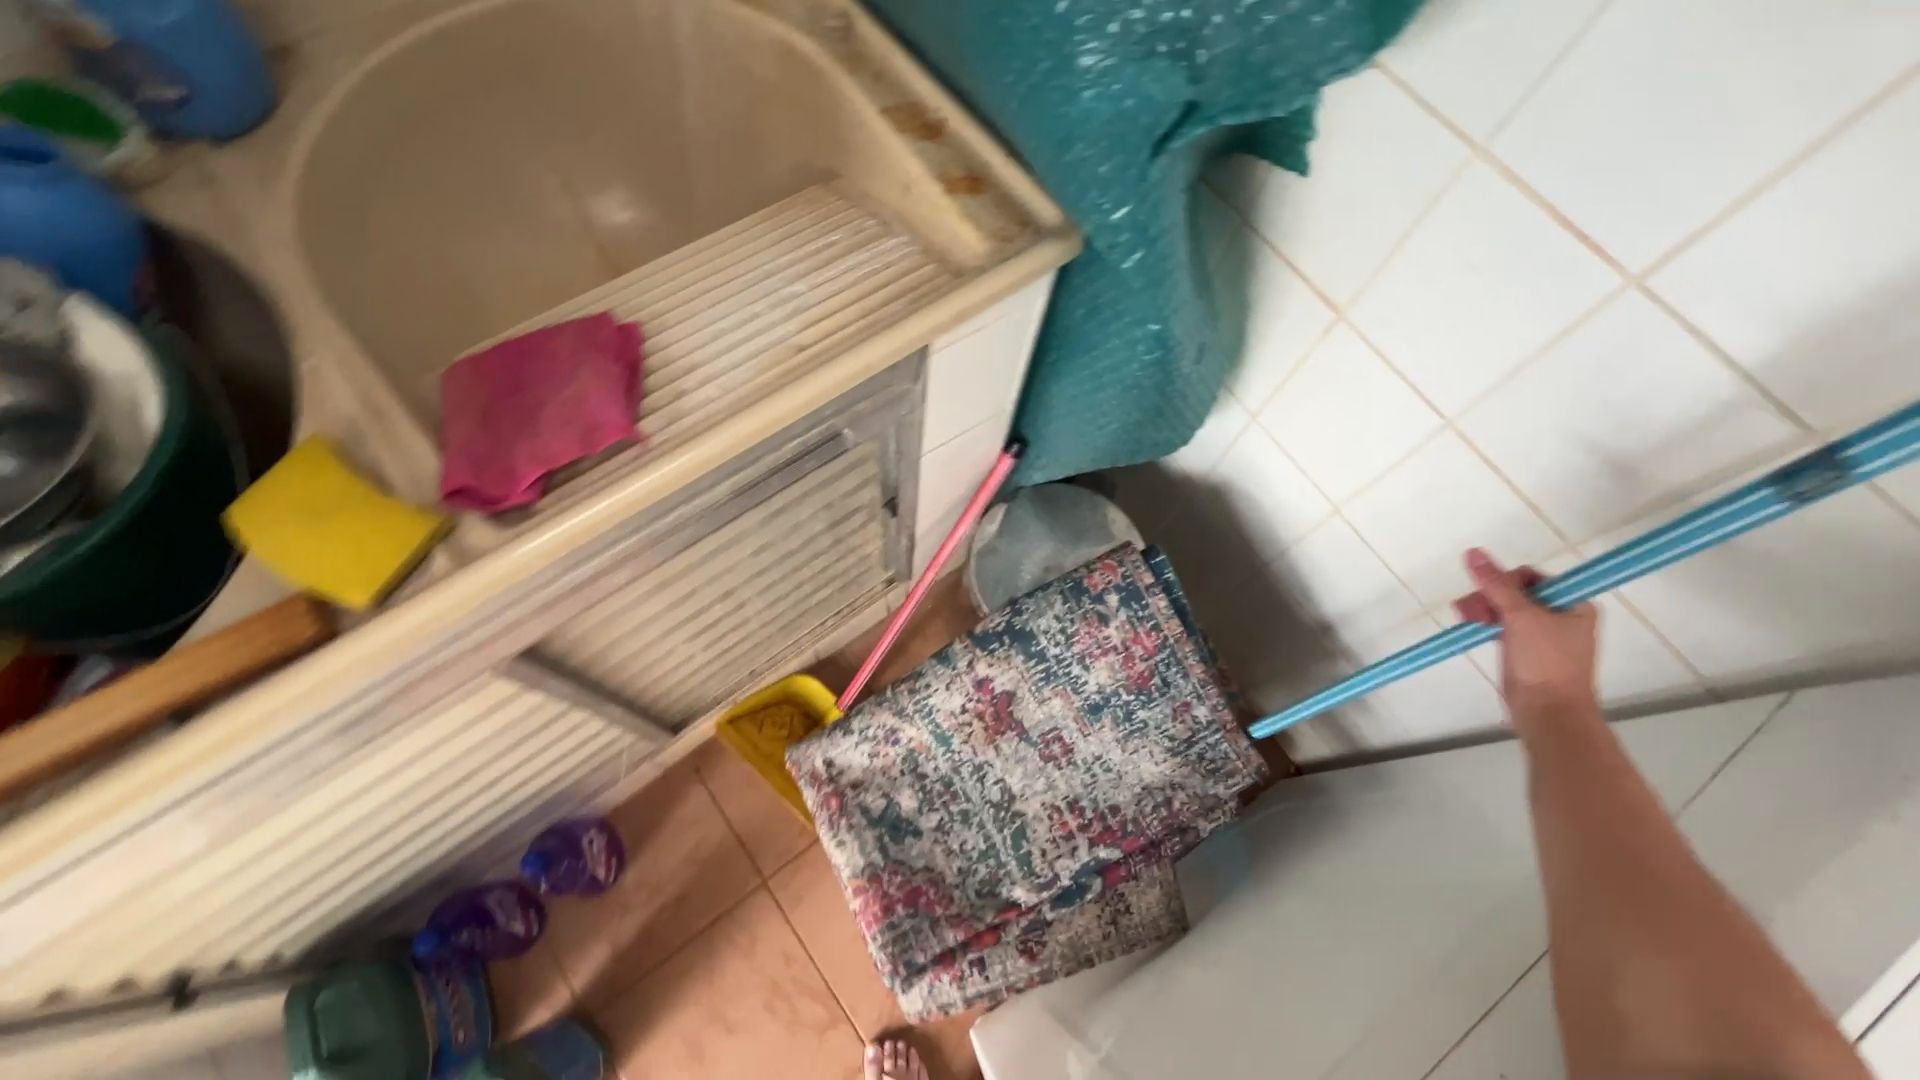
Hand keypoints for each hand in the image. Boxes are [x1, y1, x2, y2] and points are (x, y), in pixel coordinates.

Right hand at [1460, 548, 1599, 723]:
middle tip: (1473, 611)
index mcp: (1573, 603)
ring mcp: (1540, 633)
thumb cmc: (1545, 661)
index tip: (1491, 595)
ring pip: (1504, 608)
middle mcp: (1559, 615)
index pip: (1532, 577)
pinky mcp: (1523, 649)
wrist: (1548, 712)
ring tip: (1466, 619)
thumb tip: (1472, 552)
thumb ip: (1496, 584)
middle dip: (1489, 596)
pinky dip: (1484, 623)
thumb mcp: (1520, 617)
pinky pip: (1500, 625)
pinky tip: (1470, 627)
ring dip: (1482, 608)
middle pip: (1514, 591)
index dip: (1507, 581)